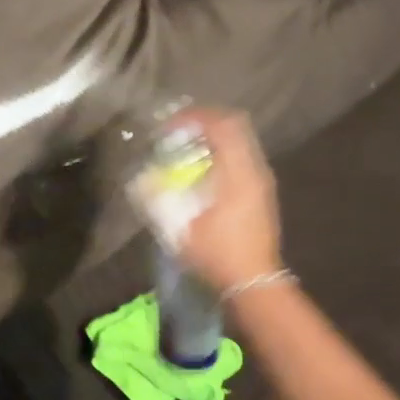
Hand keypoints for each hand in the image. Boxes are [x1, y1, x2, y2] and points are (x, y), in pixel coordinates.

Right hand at [175, 107, 283, 289]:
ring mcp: (261, 181)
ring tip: (185, 148)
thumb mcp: (180, 228)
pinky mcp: (260, 193)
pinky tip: (200, 171)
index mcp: (238, 173)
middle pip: (234, 127)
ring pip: (239, 142)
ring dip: (213, 138)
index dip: (195, 117)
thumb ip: (158, 198)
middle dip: (204, 123)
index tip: (169, 124)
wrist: (253, 282)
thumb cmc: (217, 254)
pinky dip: (220, 153)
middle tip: (177, 130)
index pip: (223, 125)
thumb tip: (138, 179)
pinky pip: (241, 157)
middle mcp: (255, 170)